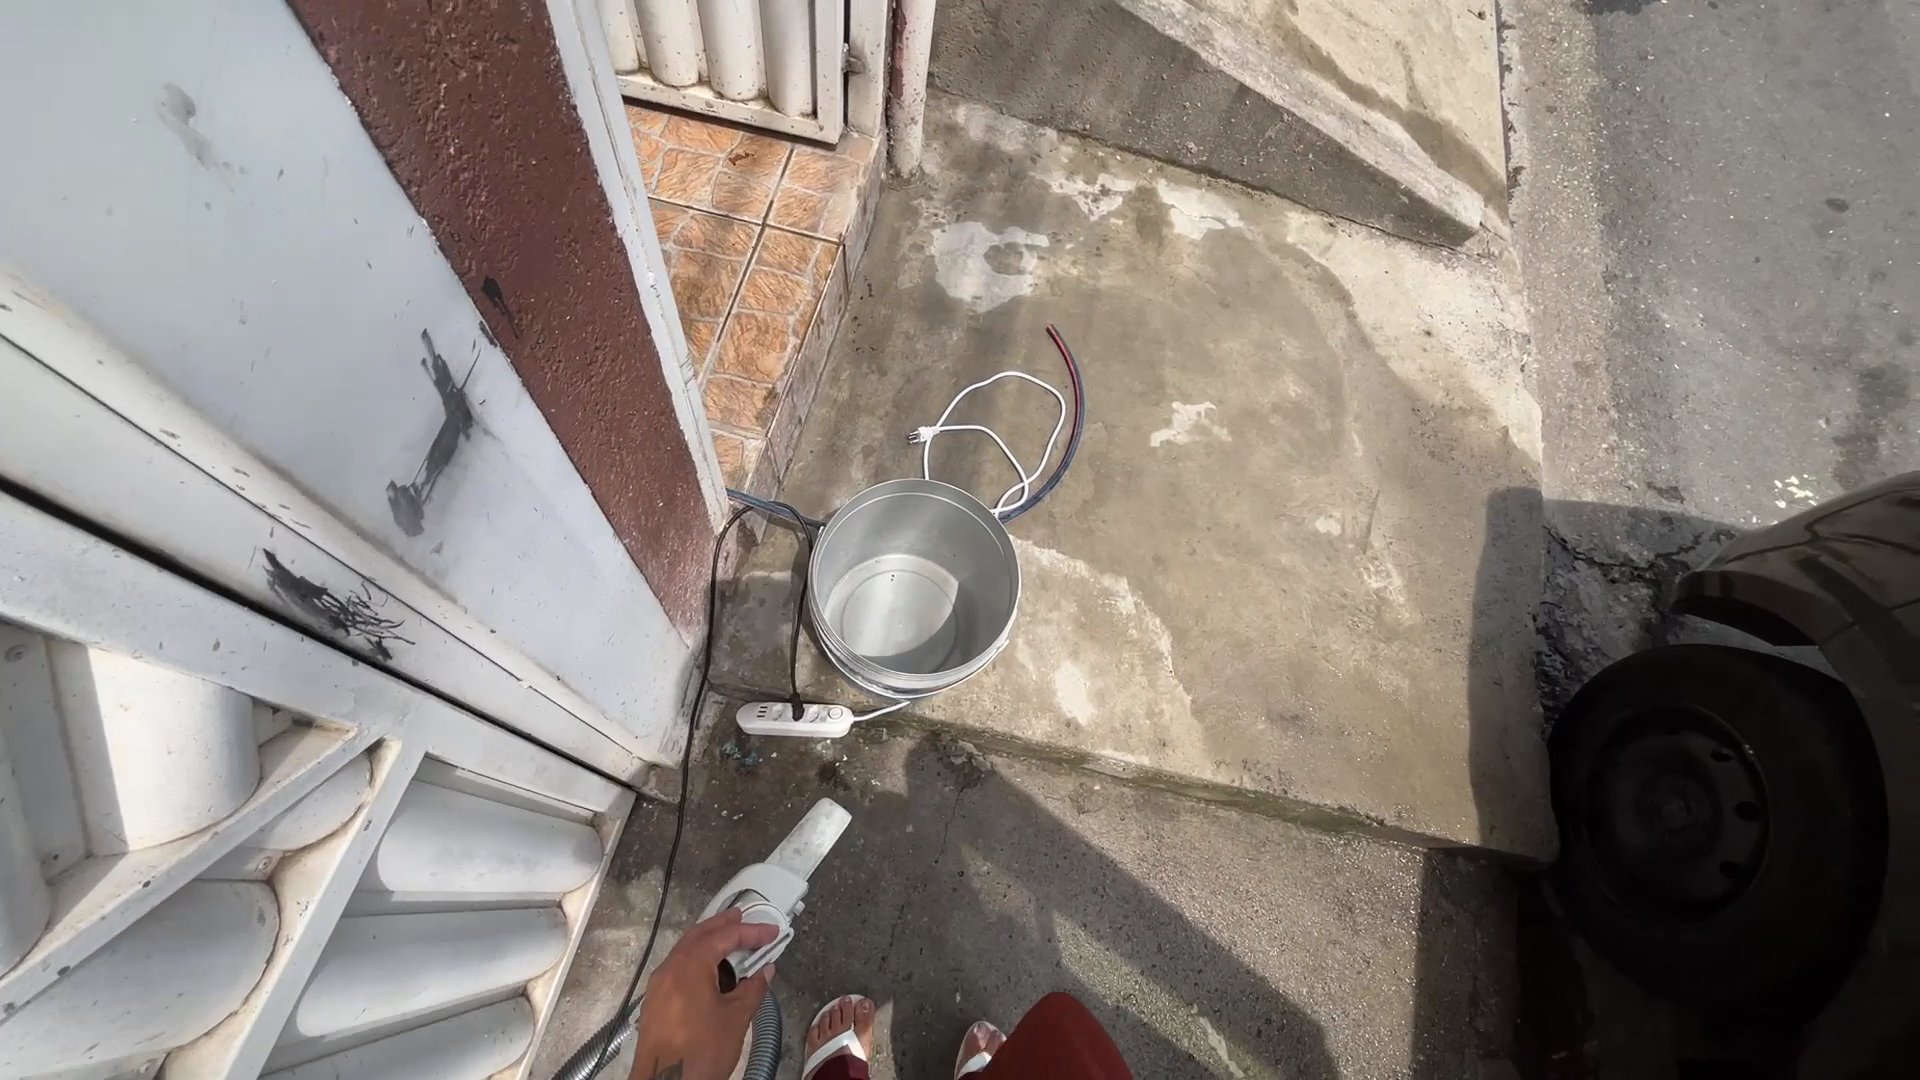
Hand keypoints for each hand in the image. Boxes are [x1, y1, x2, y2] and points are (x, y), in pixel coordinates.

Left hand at [629, 908, 777, 1079]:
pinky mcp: (654, 1005)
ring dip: (709, 942)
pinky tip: (712, 973)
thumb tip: (765, 971)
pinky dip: (697, 961)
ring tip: (732, 943)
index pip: (726, 936)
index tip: (773, 932)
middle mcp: (669, 968)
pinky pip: (678, 968)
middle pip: (699, 934)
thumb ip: (753, 988)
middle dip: (723, 924)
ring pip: (685, 950)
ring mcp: (657, 987)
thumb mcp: (736, 1018)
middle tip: (744, 916)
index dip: (752, 932)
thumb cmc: (702, 1051)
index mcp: (689, 965)